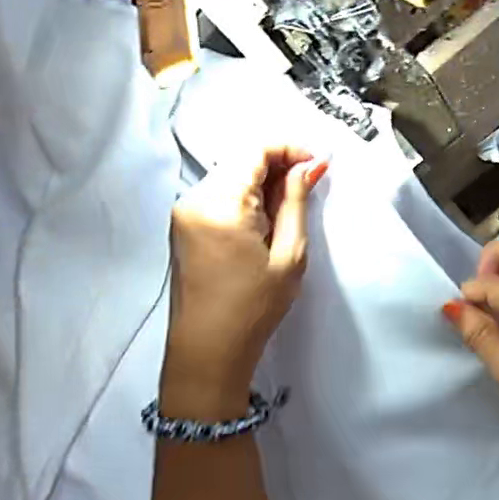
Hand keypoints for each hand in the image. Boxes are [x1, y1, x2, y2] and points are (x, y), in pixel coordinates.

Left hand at [164, 146, 328, 415]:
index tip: (315, 165)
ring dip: (261, 183)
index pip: (254, 150)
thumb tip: (309, 165)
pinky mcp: (183, 225)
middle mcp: (194, 198)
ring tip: (287, 213)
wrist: (207, 350)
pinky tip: (263, 223)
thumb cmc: (253, 308)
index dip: (289, 149)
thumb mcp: (289, 254)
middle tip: (307, 189)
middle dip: (277, 165)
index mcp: (220, 204)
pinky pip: (218, 194)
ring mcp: (184, 211)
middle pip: (240, 160)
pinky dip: (244, 198)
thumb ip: (296, 201)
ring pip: (230, 176)